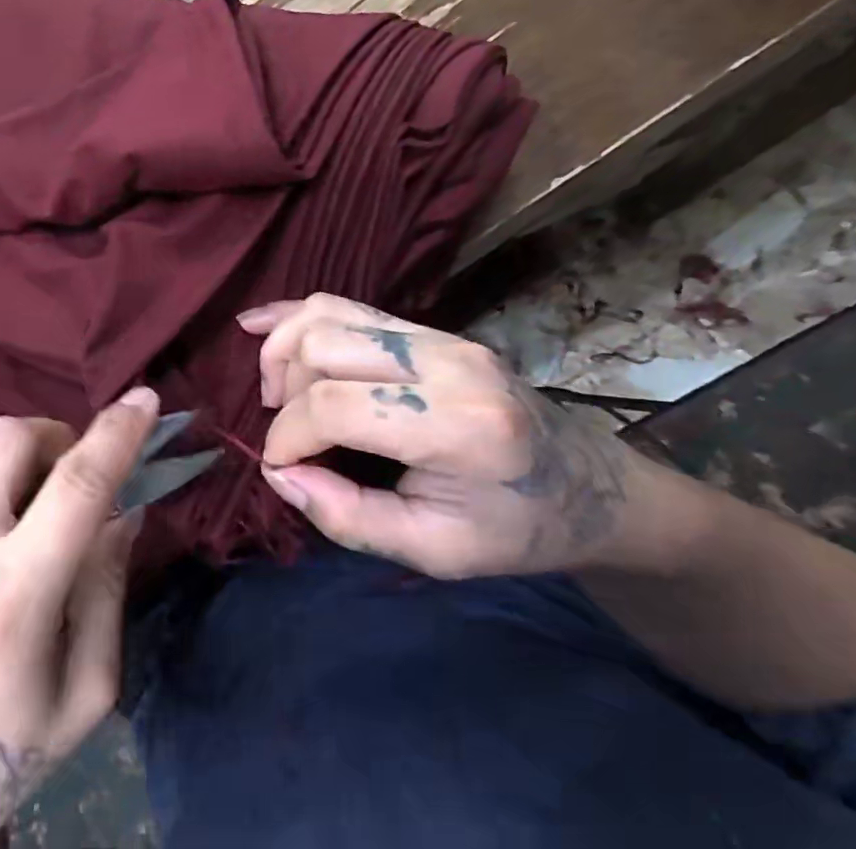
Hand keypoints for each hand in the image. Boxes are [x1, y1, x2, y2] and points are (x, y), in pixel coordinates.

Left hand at [0, 392, 155, 848]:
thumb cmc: (8, 749)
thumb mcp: (88, 685)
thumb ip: (108, 583)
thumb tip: (124, 502)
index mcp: (8, 600)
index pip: (76, 487)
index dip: (117, 434)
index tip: (145, 399)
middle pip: (9, 437)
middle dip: (55, 437)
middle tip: (69, 475)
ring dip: (10, 456)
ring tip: (21, 503)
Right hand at [240, 294, 672, 579]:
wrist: (596, 490)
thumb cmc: (517, 530)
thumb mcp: (434, 550)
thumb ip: (347, 517)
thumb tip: (279, 473)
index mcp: (459, 426)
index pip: (331, 407)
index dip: (287, 439)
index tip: (283, 470)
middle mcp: (449, 363)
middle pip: (320, 349)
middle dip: (283, 394)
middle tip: (290, 438)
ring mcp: (441, 336)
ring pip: (324, 315)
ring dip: (283, 353)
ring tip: (279, 394)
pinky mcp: (430, 329)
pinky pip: (344, 305)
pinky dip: (294, 318)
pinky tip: (259, 329)